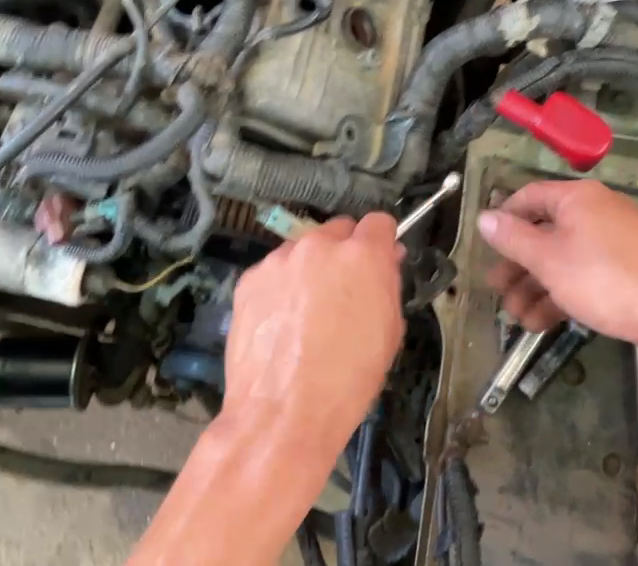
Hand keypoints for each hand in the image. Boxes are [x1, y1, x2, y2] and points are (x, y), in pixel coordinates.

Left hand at [223, 214, 404, 454]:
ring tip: (306, 313)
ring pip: (302, 250)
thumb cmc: (349, 380)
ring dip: (310, 268)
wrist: (283, 414)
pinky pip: (274, 272)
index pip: (379, 223)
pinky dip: (280, 287)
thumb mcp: (389, 333)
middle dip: (345, 252)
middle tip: (343, 291)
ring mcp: (279, 260)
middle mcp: (319, 246)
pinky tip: (279, 323)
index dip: (381, 242)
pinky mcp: (249, 279)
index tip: (380, 261)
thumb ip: (387, 286)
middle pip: (338, 230)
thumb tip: (385, 261)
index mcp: (361, 256)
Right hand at [479, 180, 637, 345]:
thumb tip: (484, 216)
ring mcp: (618, 242)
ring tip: (518, 320)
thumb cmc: (605, 279)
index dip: (504, 219)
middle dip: (518, 265)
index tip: (486, 246)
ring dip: (537, 288)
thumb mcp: (549, 260)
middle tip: (497, 292)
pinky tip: (545, 323)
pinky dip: (564, 295)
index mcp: (577, 198)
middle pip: (546, 232)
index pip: (529, 197)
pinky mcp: (632, 271)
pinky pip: (587, 276)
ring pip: (565, 259)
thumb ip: (512, 238)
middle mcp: (598, 212)